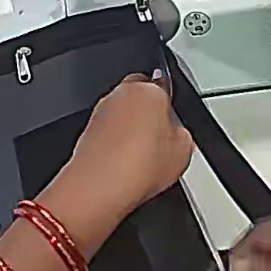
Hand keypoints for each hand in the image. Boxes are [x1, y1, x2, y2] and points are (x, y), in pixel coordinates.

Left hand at [41, 74, 194, 248]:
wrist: (100, 184)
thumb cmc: (136, 165)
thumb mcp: (183, 152)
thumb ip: (182, 135)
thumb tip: (178, 136)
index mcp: (149, 90)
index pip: (164, 86)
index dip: (170, 107)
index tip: (173, 124)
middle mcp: (122, 93)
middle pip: (140, 95)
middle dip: (148, 111)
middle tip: (158, 139)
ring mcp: (102, 109)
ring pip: (121, 111)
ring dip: (129, 125)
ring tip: (139, 155)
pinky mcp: (87, 126)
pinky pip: (107, 127)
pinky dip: (114, 138)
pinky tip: (123, 160)